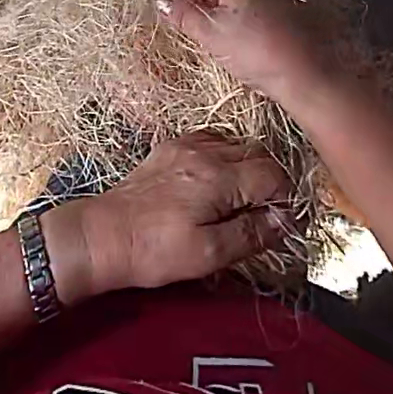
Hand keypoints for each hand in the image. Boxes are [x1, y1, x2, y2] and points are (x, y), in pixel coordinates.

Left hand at [43, 133, 289, 301]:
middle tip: (268, 214)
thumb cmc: (156, 250)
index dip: (286, 198)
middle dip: (272, 181)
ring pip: (235, 142)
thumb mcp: (209, 253)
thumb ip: (251, 232)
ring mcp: (185, 144)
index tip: (284, 223)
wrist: (106, 234)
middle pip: (257, 152)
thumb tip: (284, 220)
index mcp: (217, 176)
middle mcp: (203, 150)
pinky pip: (211, 139)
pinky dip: (225, 155)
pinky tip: (220, 181)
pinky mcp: (170, 147)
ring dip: (249, 166)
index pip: (272, 172)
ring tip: (245, 200)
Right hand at [156, 0, 338, 105]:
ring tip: (225, 45)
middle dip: (206, 9)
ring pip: (238, 0)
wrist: (307, 78)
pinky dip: (246, 23)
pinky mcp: (293, 10)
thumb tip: (161, 2)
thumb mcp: (211, 33)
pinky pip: (257, 10)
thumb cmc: (255, 50)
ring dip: (226, 18)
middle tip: (202, 37)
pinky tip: (247, 46)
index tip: (179, 22)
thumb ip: (183, 14)